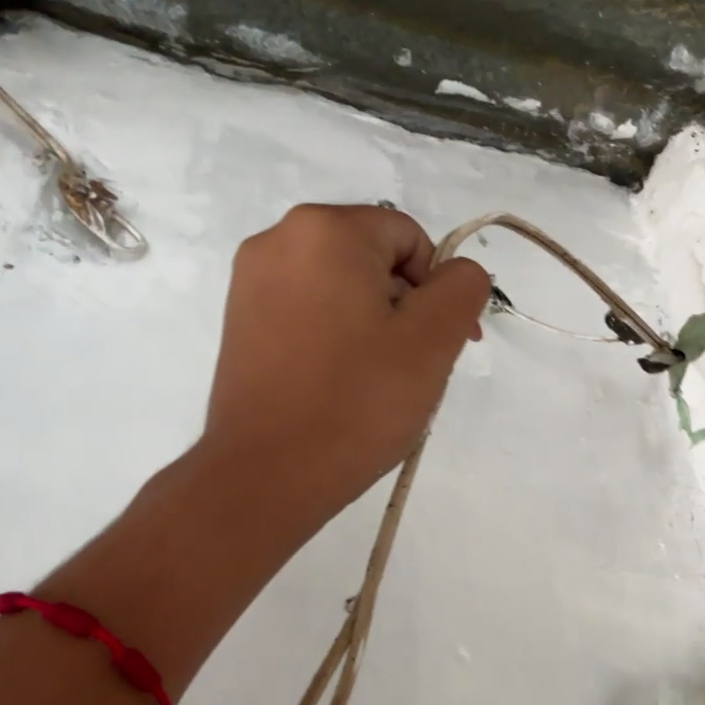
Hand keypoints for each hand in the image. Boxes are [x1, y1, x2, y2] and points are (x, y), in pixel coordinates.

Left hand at [200, 204, 490, 518]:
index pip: (410, 237)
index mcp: (326, 231)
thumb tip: (460, 273)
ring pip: (343, 286)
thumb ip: (463, 288)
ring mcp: (251, 281)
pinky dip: (339, 336)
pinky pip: (311, 310)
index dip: (439, 287)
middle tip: (416, 365)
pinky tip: (345, 383)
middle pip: (374, 257)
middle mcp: (279, 240)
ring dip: (376, 323)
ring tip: (381, 379)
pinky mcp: (241, 321)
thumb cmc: (358, 400)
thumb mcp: (434, 340)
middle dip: (407, 305)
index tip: (448, 343)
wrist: (269, 473)